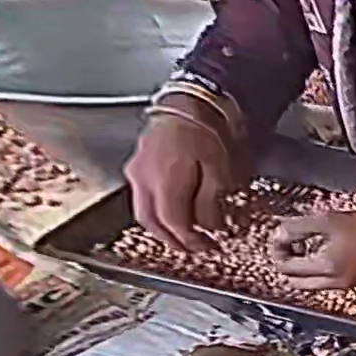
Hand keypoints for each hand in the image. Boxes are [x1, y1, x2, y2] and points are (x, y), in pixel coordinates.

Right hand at [125, 106, 237, 251]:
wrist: (186, 105)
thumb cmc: (206, 136)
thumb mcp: (219, 173)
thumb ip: (211, 202)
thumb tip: (212, 228)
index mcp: (164, 181)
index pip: (173, 222)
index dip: (191, 240)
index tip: (210, 249)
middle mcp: (143, 178)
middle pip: (152, 221)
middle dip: (174, 240)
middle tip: (197, 250)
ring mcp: (136, 172)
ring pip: (143, 212)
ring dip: (164, 230)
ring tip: (187, 239)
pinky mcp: (137, 167)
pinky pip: (143, 199)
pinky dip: (159, 215)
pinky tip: (177, 218)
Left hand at [269, 212, 355, 290]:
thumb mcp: (327, 220)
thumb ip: (296, 227)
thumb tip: (278, 234)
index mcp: (325, 266)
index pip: (285, 266)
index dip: (277, 249)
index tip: (282, 235)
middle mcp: (334, 281)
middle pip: (294, 282)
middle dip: (288, 263)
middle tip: (290, 245)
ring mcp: (345, 284)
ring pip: (309, 284)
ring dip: (303, 269)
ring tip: (308, 247)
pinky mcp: (354, 283)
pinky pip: (326, 283)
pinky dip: (318, 272)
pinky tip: (326, 253)